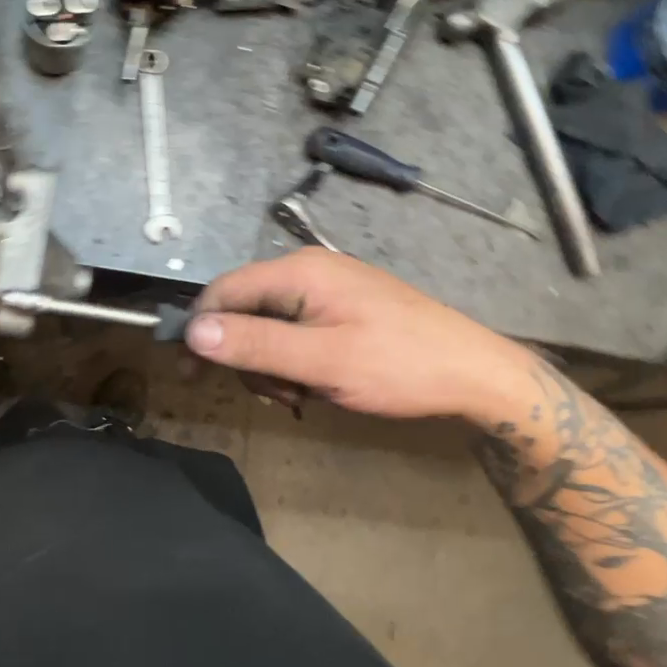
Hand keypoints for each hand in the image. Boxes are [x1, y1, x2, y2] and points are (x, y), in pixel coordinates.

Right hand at [185, 249, 538, 426]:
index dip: (200, 330)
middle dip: (245, 357)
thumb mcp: (322, 362)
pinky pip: (294, 333)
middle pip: (243, 310)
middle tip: (274, 395)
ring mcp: (327, 290)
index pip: (223, 290)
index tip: (192, 374)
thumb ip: (256, 345)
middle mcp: (309, 270)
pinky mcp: (342, 310)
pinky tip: (314, 386)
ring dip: (270, 367)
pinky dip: (293, 363)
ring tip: (300, 396)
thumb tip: (192, 332)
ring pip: (266, 327)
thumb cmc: (399, 366)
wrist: (475, 374)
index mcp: (300, 271)